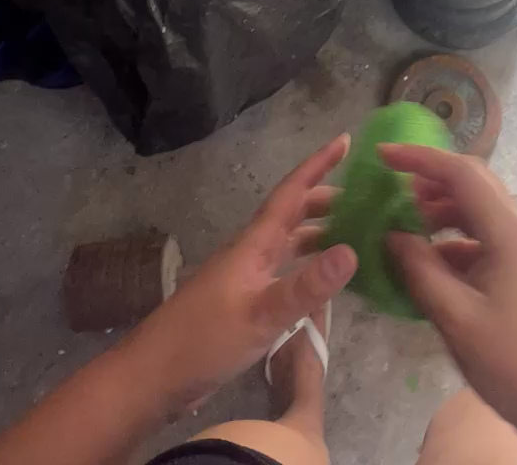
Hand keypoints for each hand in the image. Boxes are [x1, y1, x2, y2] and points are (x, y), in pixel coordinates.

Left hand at [121, 134, 357, 407]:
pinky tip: (322, 280)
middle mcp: (252, 251)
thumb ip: (306, 286)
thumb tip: (352, 251)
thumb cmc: (204, 339)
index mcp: (255, 243)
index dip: (318, 165)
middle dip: (325, 198)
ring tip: (353, 233)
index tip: (345, 140)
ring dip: (319, 231)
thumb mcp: (262, 314)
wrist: (153, 377)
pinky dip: (308, 264)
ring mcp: (247, 276)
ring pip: (289, 241)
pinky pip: (285, 268)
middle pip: (292, 213)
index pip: (292, 192)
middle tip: (363, 199)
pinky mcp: (245, 301)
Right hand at [383, 144, 516, 464]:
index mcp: (507, 230)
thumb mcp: (455, 317)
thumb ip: (420, 270)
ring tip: (403, 225)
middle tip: (390, 188)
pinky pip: (480, 233)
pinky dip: (451, 236)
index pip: (461, 173)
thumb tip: (392, 236)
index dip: (419, 159)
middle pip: (471, 182)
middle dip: (429, 179)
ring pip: (475, 207)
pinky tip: (426, 259)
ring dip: (439, 208)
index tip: (382, 156)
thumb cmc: (511, 361)